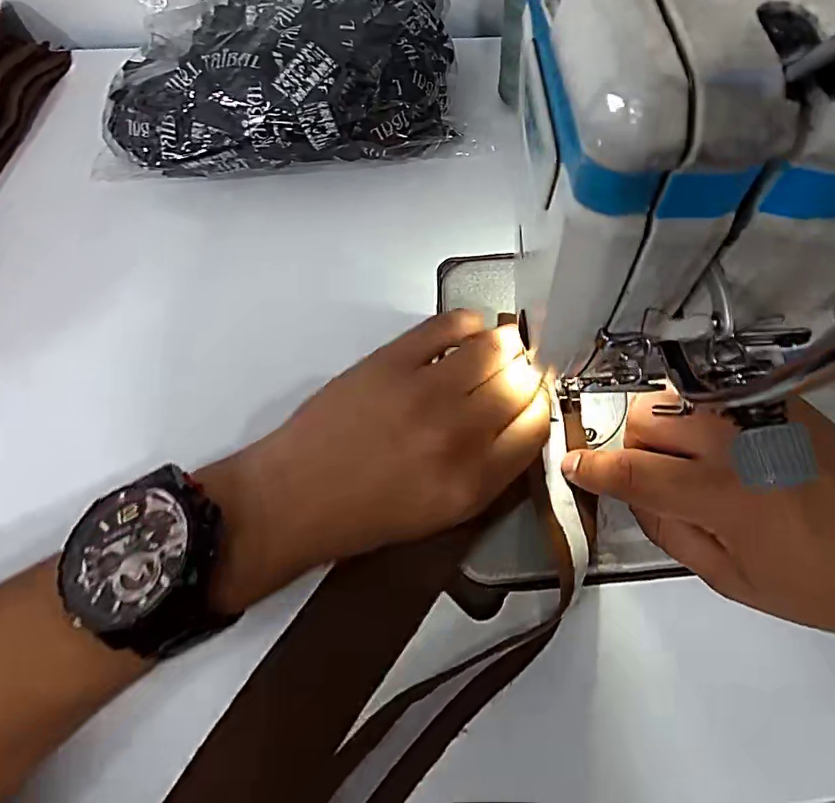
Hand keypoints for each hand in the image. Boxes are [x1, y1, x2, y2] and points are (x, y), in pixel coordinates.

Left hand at [203, 311, 550, 611]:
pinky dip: (469, 322)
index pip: (535, 427)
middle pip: (520, 383)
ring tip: (501, 346)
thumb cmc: (367, 513)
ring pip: (494, 347)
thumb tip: (521, 422)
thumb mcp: (443, 512)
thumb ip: (491, 471)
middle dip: (528, 372)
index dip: (540, 406)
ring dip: (507, 343)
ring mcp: (423, 393)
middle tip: (520, 369)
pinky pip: (450, 324)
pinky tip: (469, 331)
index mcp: (472, 482)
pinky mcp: (392, 360)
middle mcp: (456, 436)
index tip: (533, 397)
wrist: (294, 497)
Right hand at [561, 390, 834, 650]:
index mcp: (719, 494)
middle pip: (644, 418)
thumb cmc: (819, 584)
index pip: (630, 471)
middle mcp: (732, 441)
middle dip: (631, 445)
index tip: (569, 463)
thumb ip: (672, 533)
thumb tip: (636, 497)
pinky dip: (697, 412)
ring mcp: (756, 413)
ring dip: (662, 424)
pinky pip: (714, 394)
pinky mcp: (779, 400)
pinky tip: (720, 441)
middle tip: (648, 475)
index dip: (590, 467)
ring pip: (674, 397)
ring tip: (684, 457)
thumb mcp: (733, 580)